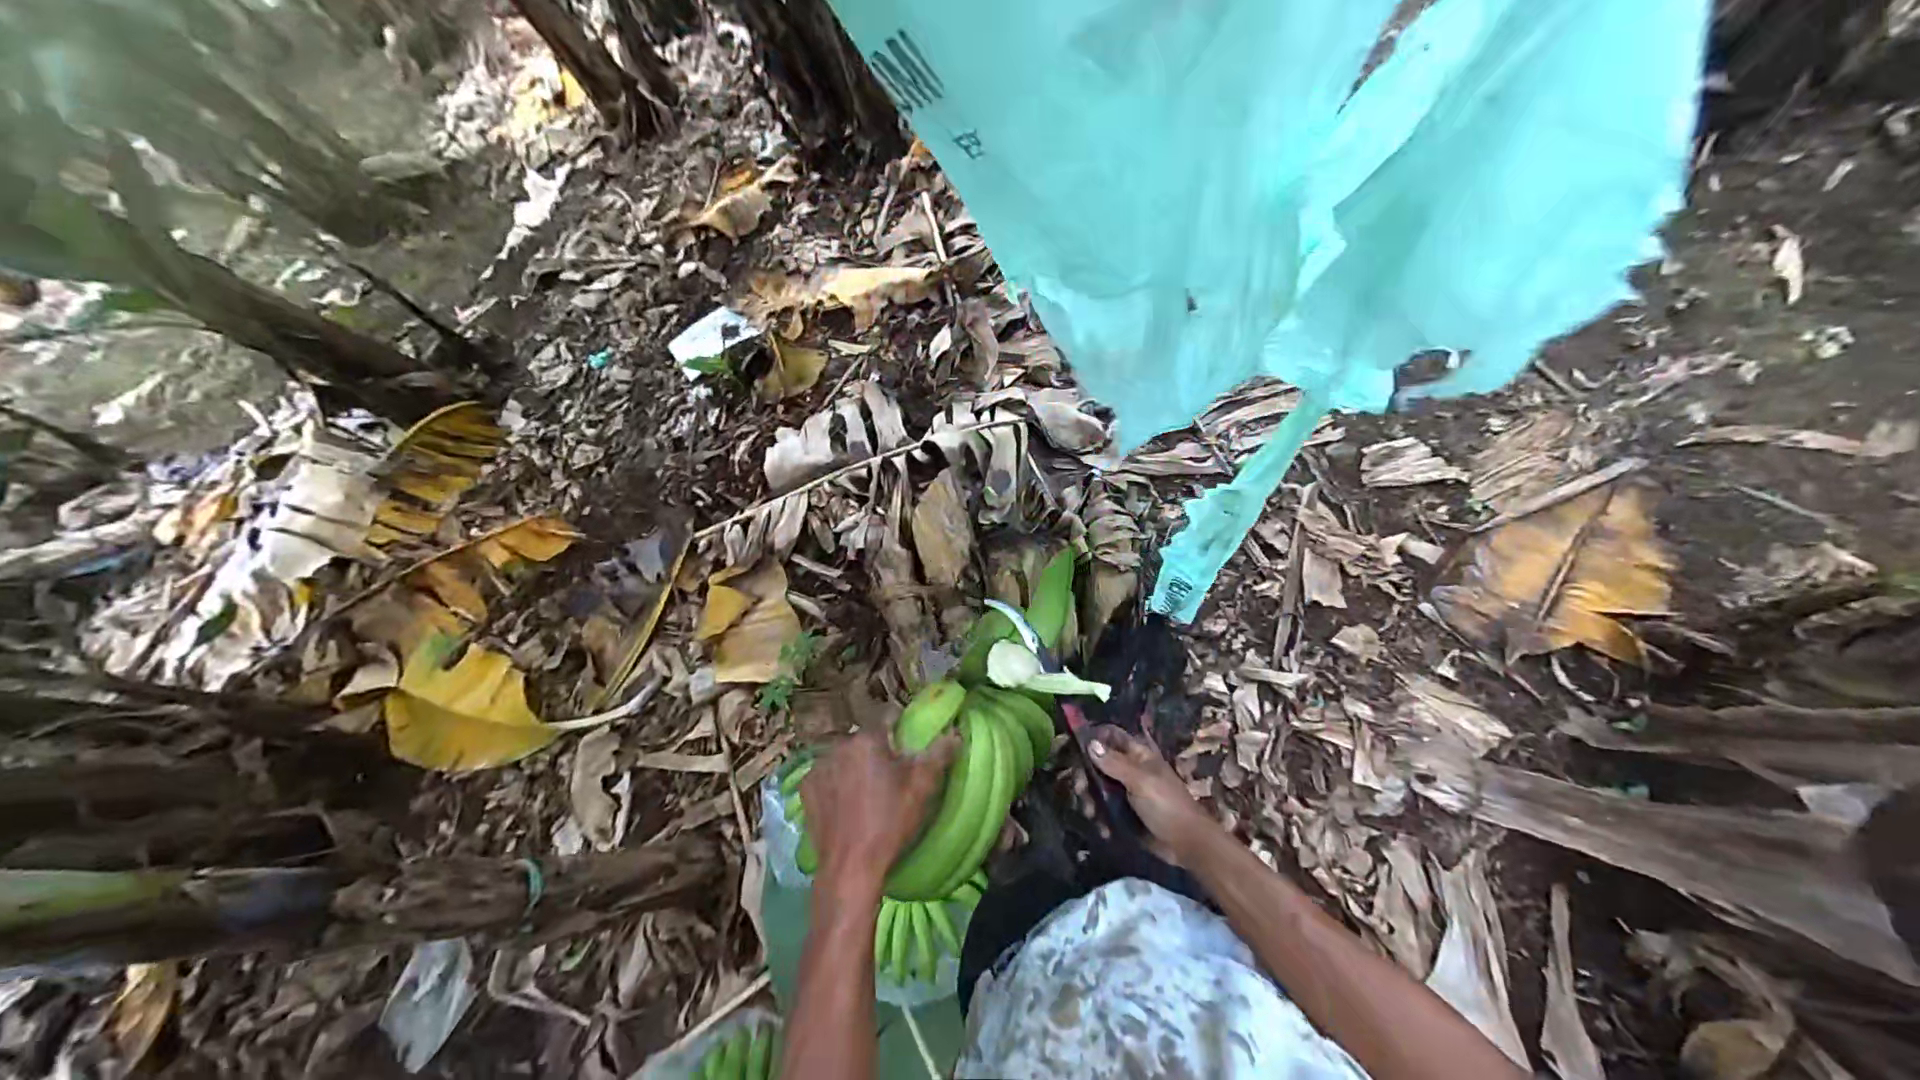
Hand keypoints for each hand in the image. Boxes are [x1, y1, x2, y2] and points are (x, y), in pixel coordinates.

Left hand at [800, 725, 956, 898]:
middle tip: (891, 776)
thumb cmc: (890, 822)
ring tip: (867, 793)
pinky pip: (827, 776)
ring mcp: (818, 767)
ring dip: (855, 765)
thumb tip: (954, 733)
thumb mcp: (922, 788)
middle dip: (877, 750)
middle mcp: (839, 745)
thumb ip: (939, 754)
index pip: (886, 714)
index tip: (907, 742)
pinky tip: (846, 804)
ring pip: (844, 757)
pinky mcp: (806, 789)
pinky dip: (836, 783)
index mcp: (867, 739)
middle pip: (865, 739)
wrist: (850, 866)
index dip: (900, 724)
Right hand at [1089, 725, 1213, 855]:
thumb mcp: (1140, 781)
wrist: (1186, 844)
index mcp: (1137, 754)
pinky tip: (1101, 828)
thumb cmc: (1167, 805)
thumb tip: (1090, 742)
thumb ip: (1114, 762)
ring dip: (1089, 798)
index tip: (1071, 747)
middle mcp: (1128, 768)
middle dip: (1084, 775)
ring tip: (1090, 814)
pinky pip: (1103, 807)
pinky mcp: (1123, 811)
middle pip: (1096, 762)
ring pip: (1096, 785)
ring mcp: (1125, 790)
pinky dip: (1098, 815)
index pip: (1110, 735)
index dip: (1091, 737)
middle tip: (1079, 790)